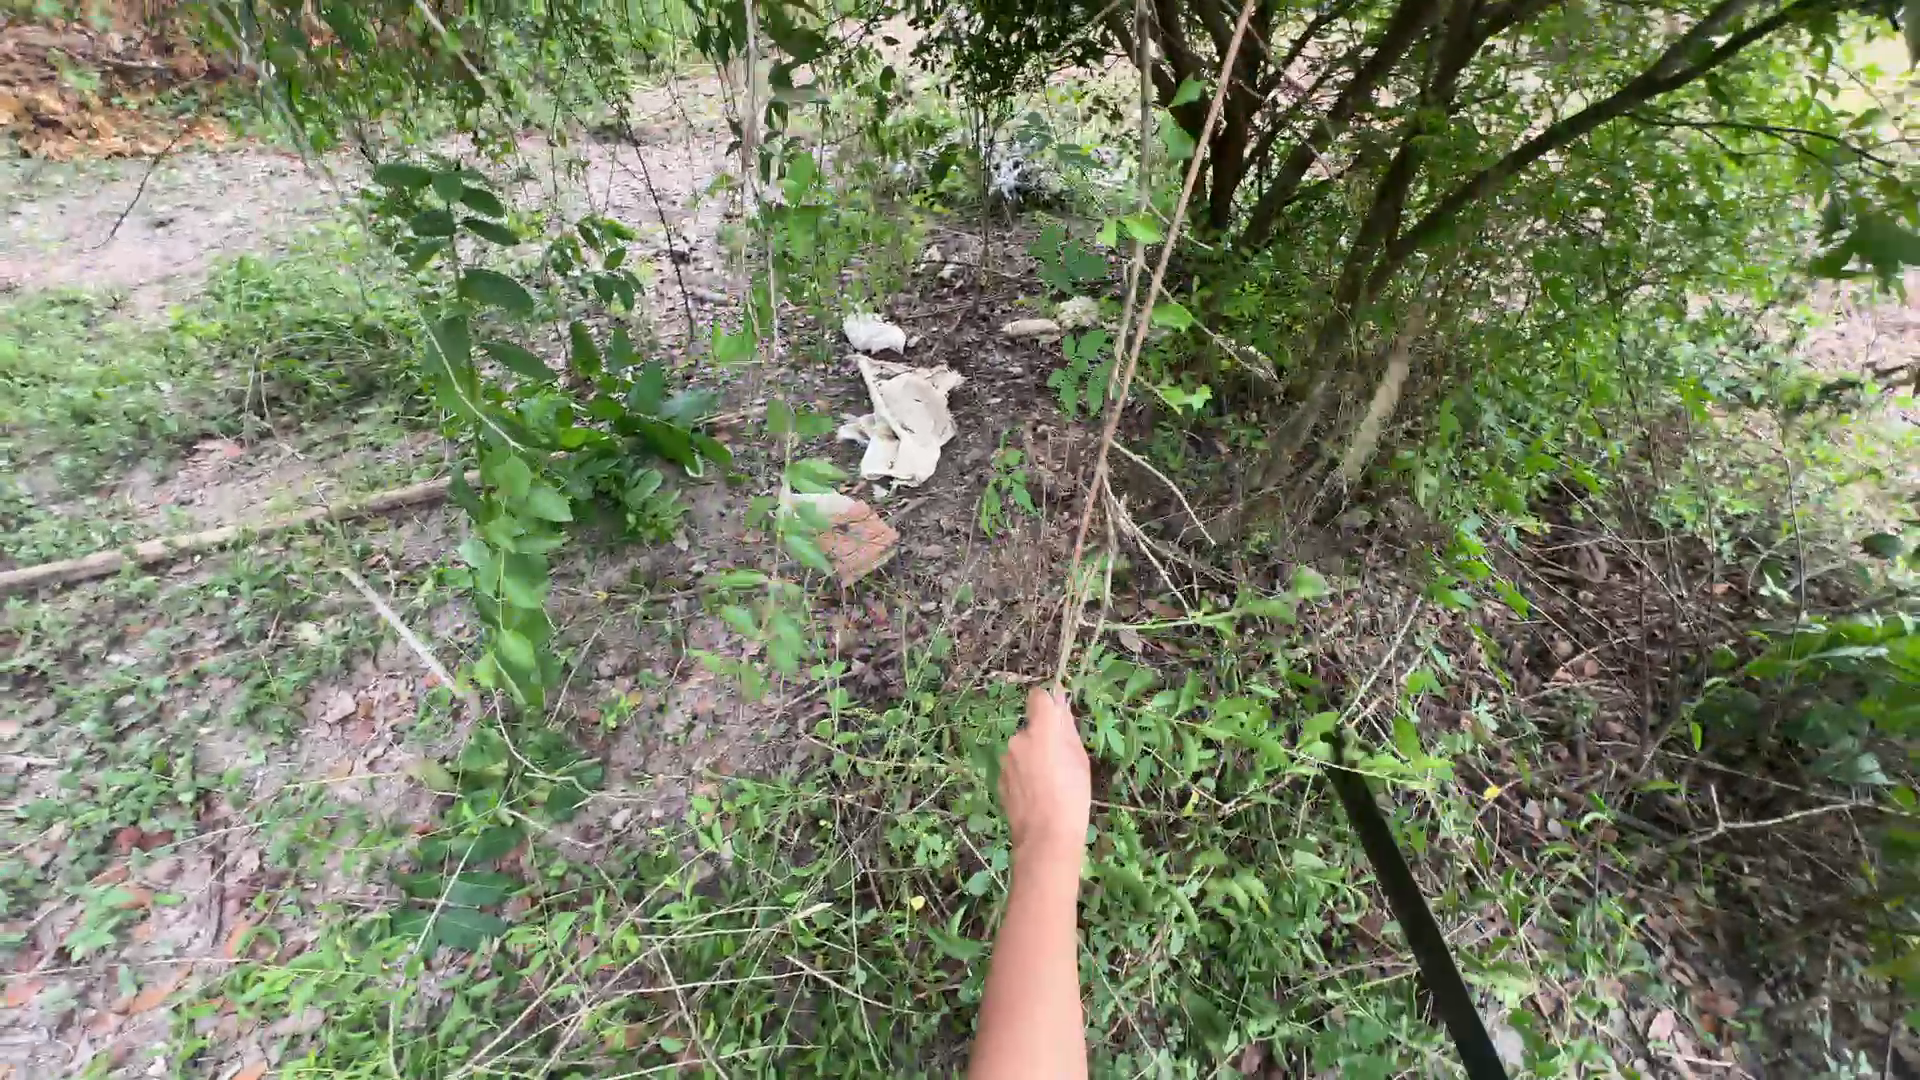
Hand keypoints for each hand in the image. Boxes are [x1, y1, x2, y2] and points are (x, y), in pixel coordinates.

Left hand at [1000, 686, 1090, 863]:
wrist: (1046, 838)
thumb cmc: (1072, 796)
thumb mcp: (1079, 759)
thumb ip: (1066, 729)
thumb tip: (1060, 704)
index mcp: (1041, 730)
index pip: (1038, 697)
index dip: (1047, 704)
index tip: (1056, 719)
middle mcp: (1018, 739)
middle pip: (1031, 728)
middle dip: (1042, 738)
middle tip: (1059, 763)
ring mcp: (1005, 759)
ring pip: (1022, 749)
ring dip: (1032, 758)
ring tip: (1048, 784)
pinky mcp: (999, 778)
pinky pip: (1015, 767)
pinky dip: (1023, 774)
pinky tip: (1035, 795)